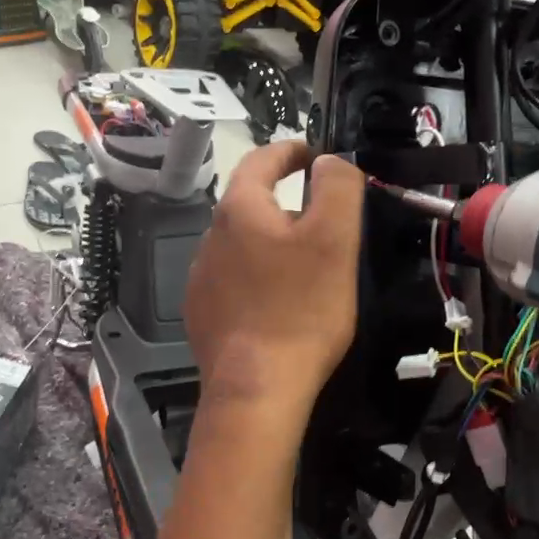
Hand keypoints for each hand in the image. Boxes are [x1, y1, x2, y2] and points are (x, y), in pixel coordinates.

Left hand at [185, 142, 365, 416]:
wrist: (256, 387)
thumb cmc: (302, 308)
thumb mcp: (335, 239)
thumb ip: (337, 188)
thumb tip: (329, 161)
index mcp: (240, 209)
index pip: (262, 159)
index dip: (291, 151)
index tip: (314, 155)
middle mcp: (211, 237)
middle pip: (251, 204)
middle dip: (285, 203)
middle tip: (322, 221)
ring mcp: (201, 278)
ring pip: (240, 245)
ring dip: (269, 243)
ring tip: (303, 267)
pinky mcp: (201, 314)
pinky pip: (232, 281)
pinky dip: (255, 278)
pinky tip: (274, 303)